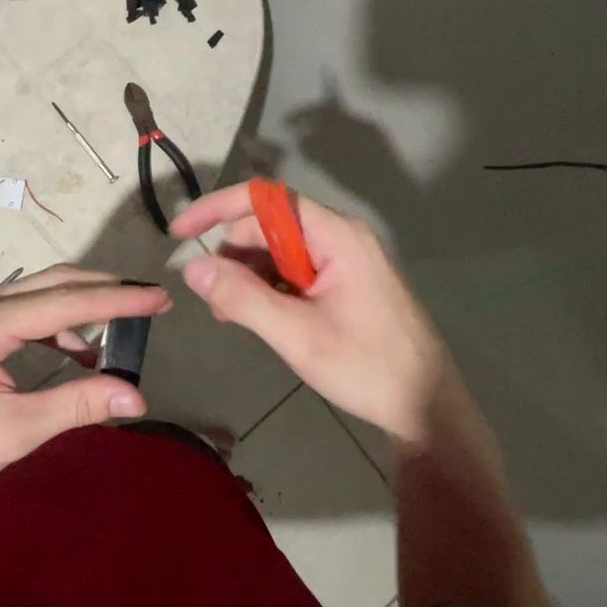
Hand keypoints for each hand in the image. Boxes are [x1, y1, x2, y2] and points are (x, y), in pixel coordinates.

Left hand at [0, 266, 171, 527]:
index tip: (160, 297)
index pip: (65, 302)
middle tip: (152, 300)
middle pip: (54, 282)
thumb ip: (78, 405)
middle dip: (106, 290)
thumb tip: (137, 396)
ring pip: (40, 292)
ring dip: (84, 304)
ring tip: (125, 323)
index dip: (118, 300)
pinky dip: (59, 323)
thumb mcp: (17, 430)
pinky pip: (25, 310)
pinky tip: (80, 351)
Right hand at [171, 183, 448, 444]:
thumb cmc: (366, 367)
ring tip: (231, 317)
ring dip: (246, 278)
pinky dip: (266, 290)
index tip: (179, 232)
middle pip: (267, 226)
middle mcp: (339, 237)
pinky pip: (292, 272)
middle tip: (213, 302)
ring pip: (276, 251)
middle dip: (231, 257)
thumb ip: (242, 297)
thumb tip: (192, 266)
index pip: (265, 200)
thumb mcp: (297, 335)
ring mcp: (343, 260)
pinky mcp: (343, 283)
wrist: (426, 406)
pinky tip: (254, 318)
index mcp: (336, 235)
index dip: (217, 208)